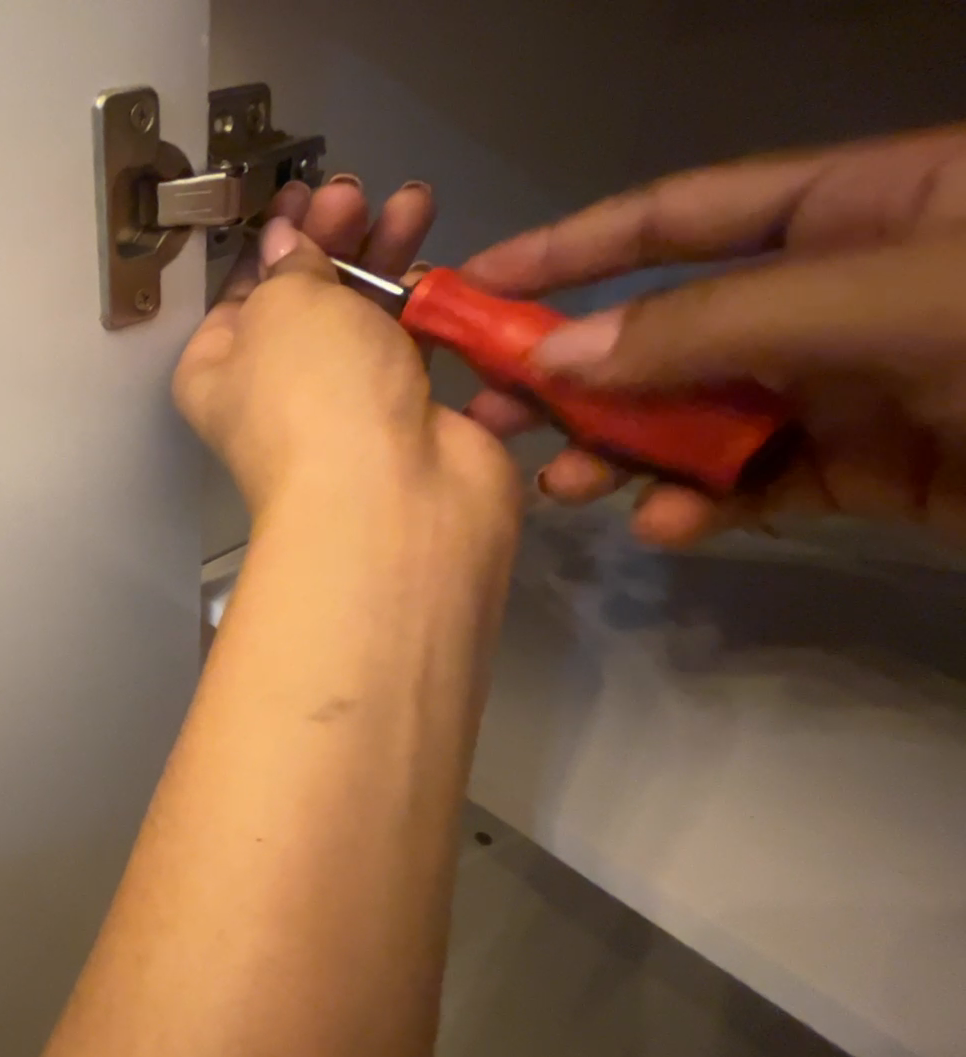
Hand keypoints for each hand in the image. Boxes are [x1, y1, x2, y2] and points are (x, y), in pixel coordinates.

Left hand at [174, 178, 518, 532]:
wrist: (392, 499)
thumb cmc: (313, 394)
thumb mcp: (282, 308)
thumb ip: (288, 266)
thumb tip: (281, 242)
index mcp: (216, 370)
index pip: (236, 292)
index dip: (268, 238)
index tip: (300, 194)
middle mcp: (270, 389)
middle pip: (301, 299)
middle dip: (331, 240)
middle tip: (358, 194)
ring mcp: (340, 405)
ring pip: (360, 317)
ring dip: (383, 258)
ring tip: (414, 203)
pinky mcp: (404, 416)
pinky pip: (411, 349)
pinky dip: (426, 309)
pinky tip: (441, 268)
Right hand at [462, 123, 965, 545]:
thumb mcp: (905, 300)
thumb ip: (717, 324)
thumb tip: (558, 355)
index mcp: (862, 212)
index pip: (673, 220)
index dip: (562, 249)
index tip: (470, 287)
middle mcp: (836, 296)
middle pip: (661, 329)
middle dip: (570, 372)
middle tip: (488, 413)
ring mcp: (846, 387)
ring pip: (690, 416)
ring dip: (617, 450)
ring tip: (563, 484)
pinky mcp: (865, 470)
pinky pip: (747, 483)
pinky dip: (695, 507)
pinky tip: (663, 526)